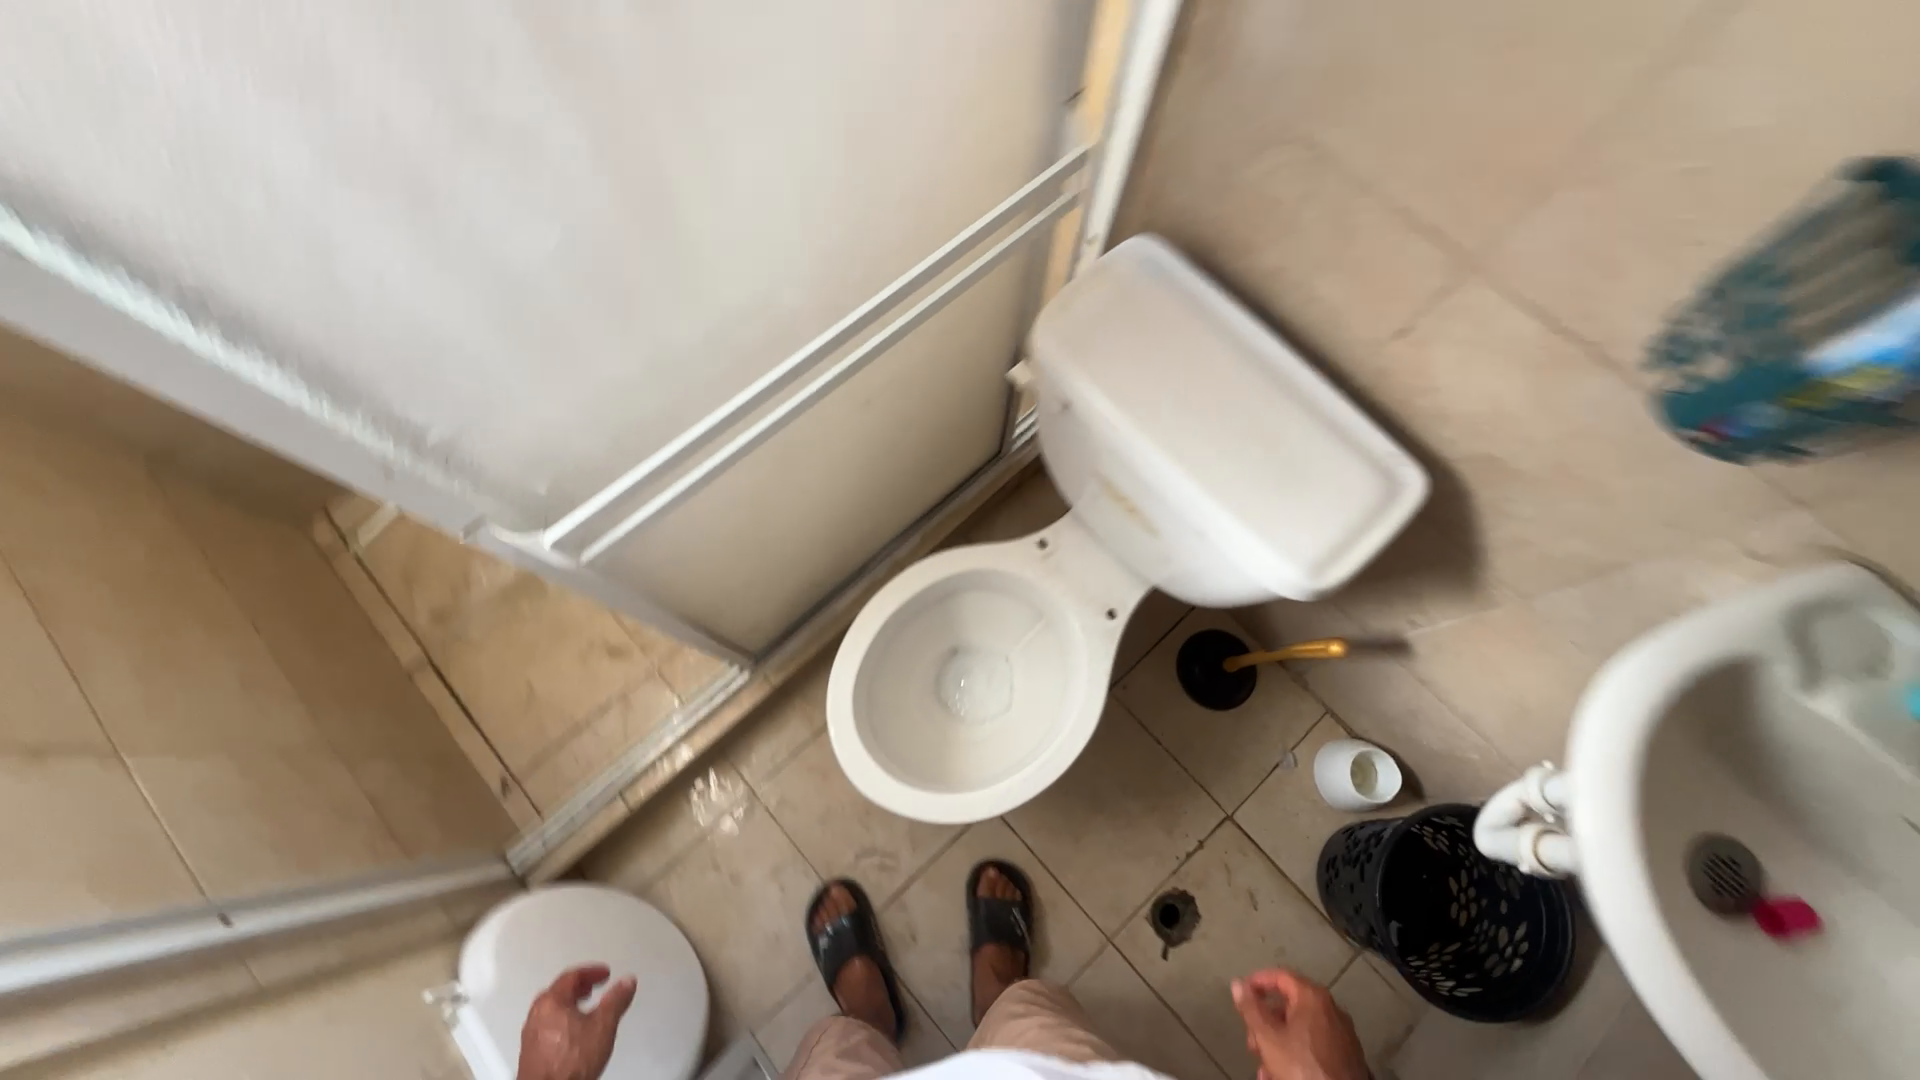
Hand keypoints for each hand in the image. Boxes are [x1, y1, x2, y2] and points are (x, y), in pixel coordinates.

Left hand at [517, 964, 636, 1079]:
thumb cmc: (570, 1062)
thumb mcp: (604, 1024)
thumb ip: (617, 999)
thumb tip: (627, 982)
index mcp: (551, 1002)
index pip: (571, 976)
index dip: (591, 972)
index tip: (605, 974)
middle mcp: (536, 1016)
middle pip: (558, 992)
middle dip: (578, 987)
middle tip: (593, 987)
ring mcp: (531, 1036)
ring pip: (551, 1011)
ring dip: (570, 1005)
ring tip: (586, 1011)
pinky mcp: (531, 1054)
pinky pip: (547, 1028)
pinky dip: (562, 1022)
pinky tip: (574, 1034)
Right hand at [1231, 969, 1367, 1079]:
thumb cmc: (1301, 1065)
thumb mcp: (1267, 1036)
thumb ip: (1250, 1008)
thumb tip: (1237, 983)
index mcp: (1313, 997)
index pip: (1280, 975)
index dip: (1257, 981)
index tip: (1241, 994)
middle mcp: (1331, 1009)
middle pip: (1289, 1006)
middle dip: (1265, 1023)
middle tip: (1252, 1041)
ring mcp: (1342, 1033)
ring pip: (1300, 1029)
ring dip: (1277, 1043)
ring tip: (1264, 1067)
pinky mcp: (1348, 1055)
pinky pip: (1314, 1045)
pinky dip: (1296, 1052)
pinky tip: (1283, 1073)